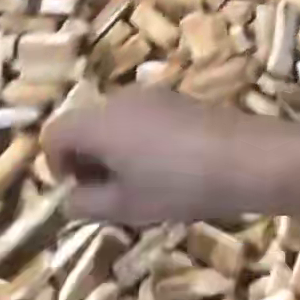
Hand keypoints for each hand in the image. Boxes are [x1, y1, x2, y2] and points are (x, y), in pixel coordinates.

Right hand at [43, 89, 274, 223]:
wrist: (245, 157)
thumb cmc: (177, 184)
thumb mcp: (125, 206)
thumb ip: (86, 203)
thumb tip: (71, 197)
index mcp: (99, 121)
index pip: (55, 132)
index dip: (57, 163)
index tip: (79, 190)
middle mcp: (121, 98)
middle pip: (86, 122)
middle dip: (87, 156)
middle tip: (109, 191)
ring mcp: (154, 93)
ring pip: (116, 119)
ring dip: (115, 147)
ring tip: (141, 182)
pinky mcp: (179, 97)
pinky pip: (143, 115)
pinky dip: (140, 138)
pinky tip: (168, 166)